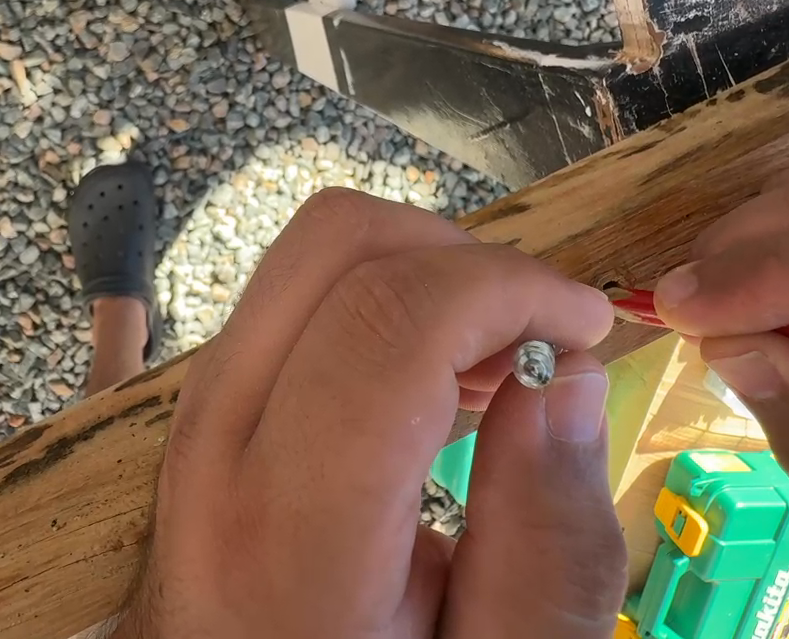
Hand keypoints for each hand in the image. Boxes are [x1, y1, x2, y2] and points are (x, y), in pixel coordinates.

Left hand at [115, 188, 625, 638]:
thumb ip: (548, 547)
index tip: (584, 326)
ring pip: (315, 250)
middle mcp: (219, 431)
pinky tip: (435, 371)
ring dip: (424, 274)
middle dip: (459, 259)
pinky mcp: (215, 384)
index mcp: (285, 522)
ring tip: (494, 364)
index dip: (506, 288)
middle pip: (335, 242)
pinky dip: (386, 294)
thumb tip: (570, 376)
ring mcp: (204, 396)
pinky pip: (301, 288)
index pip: (390, 316)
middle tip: (534, 336)